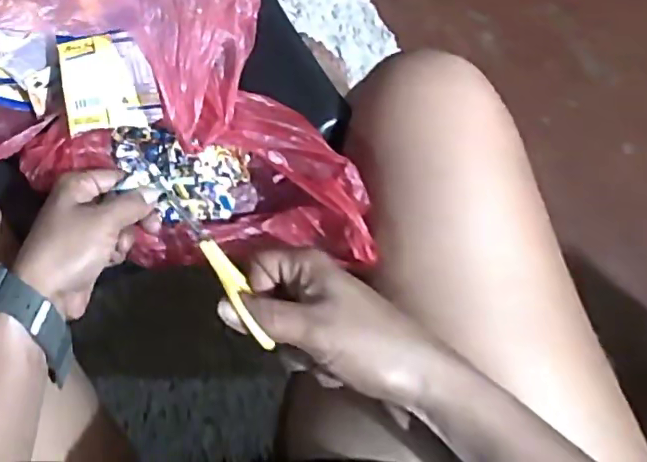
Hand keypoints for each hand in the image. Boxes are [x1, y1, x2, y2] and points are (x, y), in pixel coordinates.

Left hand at [11, 170, 157, 319]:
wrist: (46, 294)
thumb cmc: (73, 246)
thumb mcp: (105, 221)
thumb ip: (131, 204)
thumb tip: (153, 191)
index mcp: (77, 185)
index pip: (114, 177)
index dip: (136, 187)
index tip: (159, 201)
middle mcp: (78, 201)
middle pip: (118, 200)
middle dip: (135, 214)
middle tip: (154, 227)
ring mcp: (81, 227)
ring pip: (117, 224)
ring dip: (124, 236)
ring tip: (118, 248)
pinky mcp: (86, 251)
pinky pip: (110, 243)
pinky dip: (115, 250)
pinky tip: (111, 260)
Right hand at [220, 247, 457, 408]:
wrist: (427, 383)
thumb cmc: (368, 344)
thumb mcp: (311, 331)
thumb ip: (263, 317)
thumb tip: (220, 305)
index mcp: (307, 264)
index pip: (258, 266)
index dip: (252, 292)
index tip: (257, 321)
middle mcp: (313, 279)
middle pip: (269, 298)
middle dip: (278, 329)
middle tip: (297, 345)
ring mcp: (325, 308)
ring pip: (284, 327)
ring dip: (297, 350)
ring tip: (323, 362)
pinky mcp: (335, 336)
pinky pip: (304, 344)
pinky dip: (314, 361)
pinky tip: (336, 371)